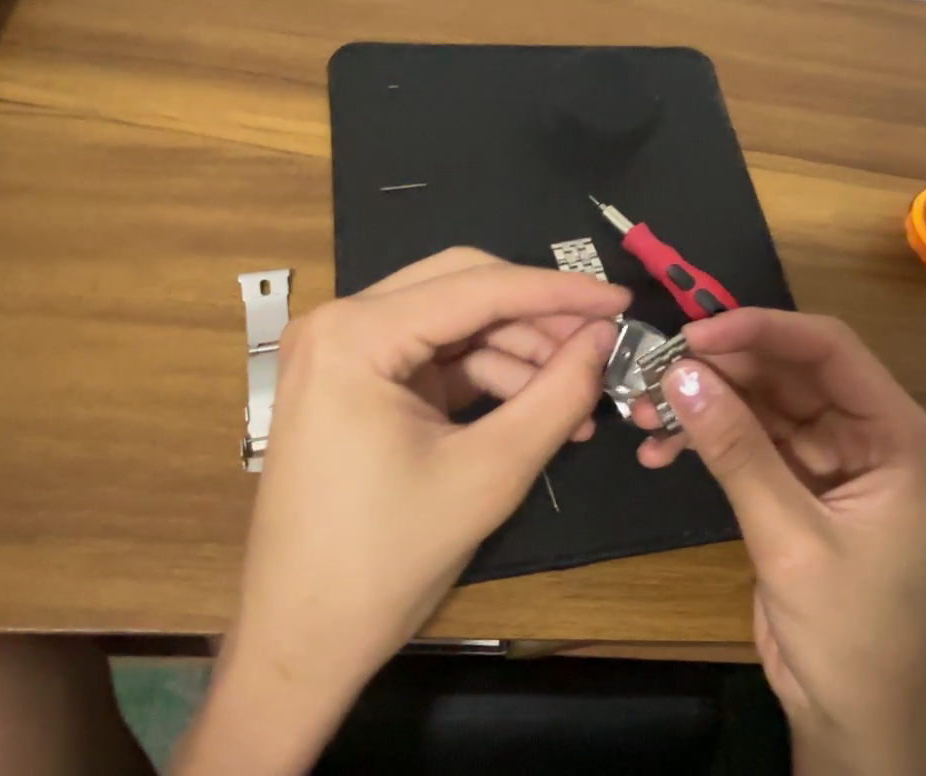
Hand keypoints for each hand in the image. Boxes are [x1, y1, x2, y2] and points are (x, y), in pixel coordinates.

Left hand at [177, 248, 626, 775]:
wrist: (304, 639)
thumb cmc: (387, 558)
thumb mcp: (490, 472)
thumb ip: (558, 394)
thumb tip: (604, 338)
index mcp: (354, 333)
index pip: (477, 286)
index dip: (559, 291)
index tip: (620, 301)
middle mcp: (339, 324)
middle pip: (462, 289)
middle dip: (537, 319)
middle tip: (600, 346)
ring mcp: (343, 353)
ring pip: (454, 324)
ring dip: (519, 355)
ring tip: (579, 400)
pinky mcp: (357, 384)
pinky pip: (436, 360)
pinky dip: (489, 380)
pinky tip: (537, 412)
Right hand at [635, 309, 925, 775]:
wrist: (858, 721)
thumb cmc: (851, 632)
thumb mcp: (791, 537)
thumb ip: (737, 450)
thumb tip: (679, 373)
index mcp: (897, 434)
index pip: (828, 350)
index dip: (760, 329)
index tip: (691, 335)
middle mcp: (867, 433)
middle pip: (786, 372)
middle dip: (719, 369)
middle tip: (650, 372)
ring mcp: (829, 459)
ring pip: (759, 403)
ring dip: (702, 404)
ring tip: (641, 412)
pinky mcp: (795, 485)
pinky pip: (746, 442)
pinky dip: (704, 441)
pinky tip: (659, 451)